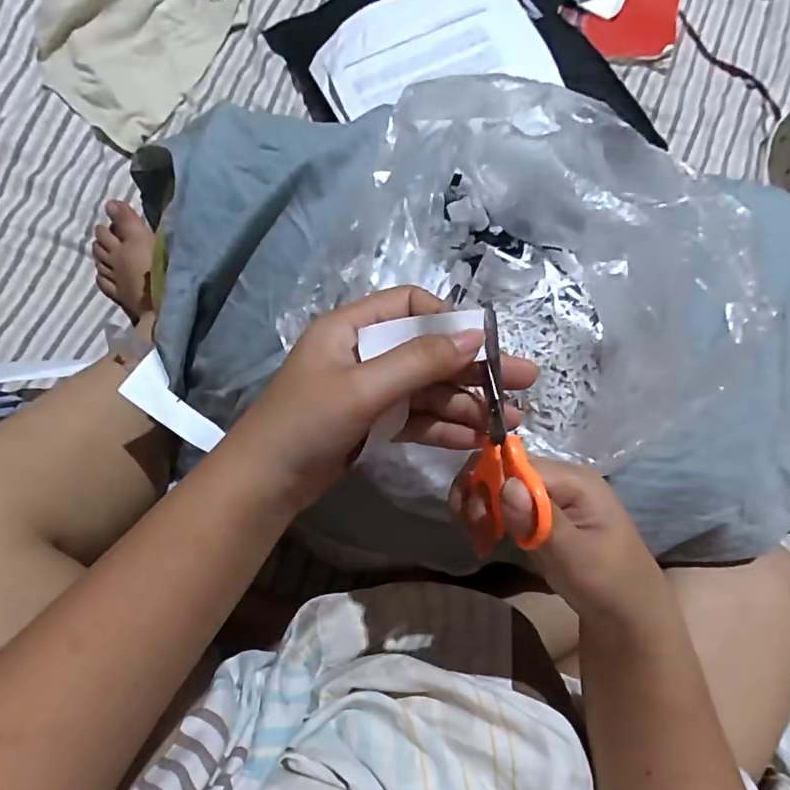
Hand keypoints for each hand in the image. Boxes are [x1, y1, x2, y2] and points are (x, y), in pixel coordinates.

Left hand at [221, 286, 537, 509]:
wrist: (265, 483)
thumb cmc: (305, 424)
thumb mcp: (362, 389)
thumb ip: (418, 362)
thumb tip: (475, 336)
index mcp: (350, 328)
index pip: (410, 306)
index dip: (449, 322)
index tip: (484, 346)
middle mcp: (361, 354)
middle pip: (426, 352)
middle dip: (472, 369)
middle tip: (524, 383)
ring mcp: (367, 391)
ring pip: (425, 390)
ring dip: (465, 403)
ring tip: (509, 423)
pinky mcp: (370, 424)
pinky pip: (414, 418)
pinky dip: (443, 427)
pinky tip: (476, 438)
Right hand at [448, 454, 656, 619]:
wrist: (627, 613)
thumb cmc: (606, 583)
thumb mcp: (573, 555)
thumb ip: (539, 520)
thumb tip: (506, 485)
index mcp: (574, 480)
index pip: (515, 464)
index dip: (487, 483)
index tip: (474, 520)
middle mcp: (560, 479)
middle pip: (502, 469)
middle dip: (477, 494)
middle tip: (472, 531)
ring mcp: (551, 496)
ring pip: (498, 487)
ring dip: (479, 508)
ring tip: (477, 539)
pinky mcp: (542, 514)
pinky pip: (505, 505)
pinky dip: (488, 519)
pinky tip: (486, 541)